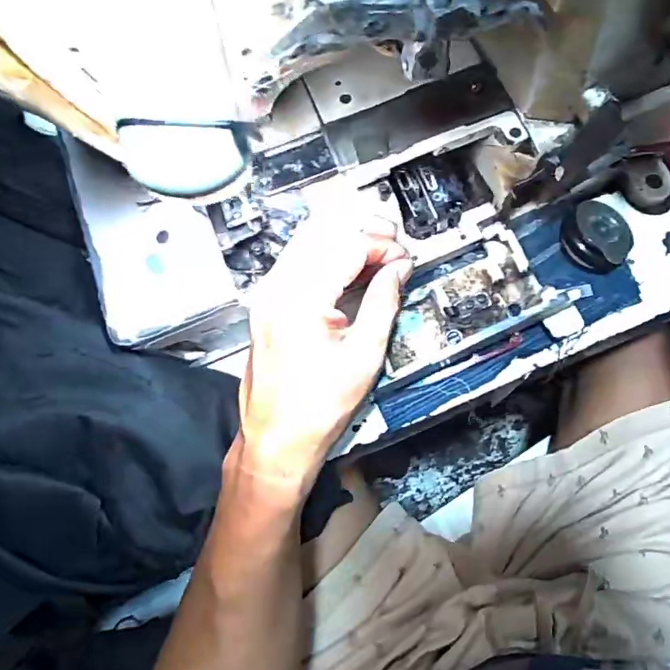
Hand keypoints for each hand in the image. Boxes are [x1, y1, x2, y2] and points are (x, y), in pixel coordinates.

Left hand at [233, 210, 411, 502]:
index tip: (404, 255)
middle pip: (325, 233)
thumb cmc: (313, 410)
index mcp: (300, 301)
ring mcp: (267, 295)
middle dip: (364, 232)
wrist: (278, 436)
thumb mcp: (364, 356)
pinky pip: (297, 260)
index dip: (382, 243)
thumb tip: (398, 271)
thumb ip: (383, 303)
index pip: (347, 245)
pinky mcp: (266, 303)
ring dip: (345, 239)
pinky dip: (326, 255)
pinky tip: (348, 267)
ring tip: (376, 254)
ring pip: (308, 240)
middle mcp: (276, 290)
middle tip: (394, 246)